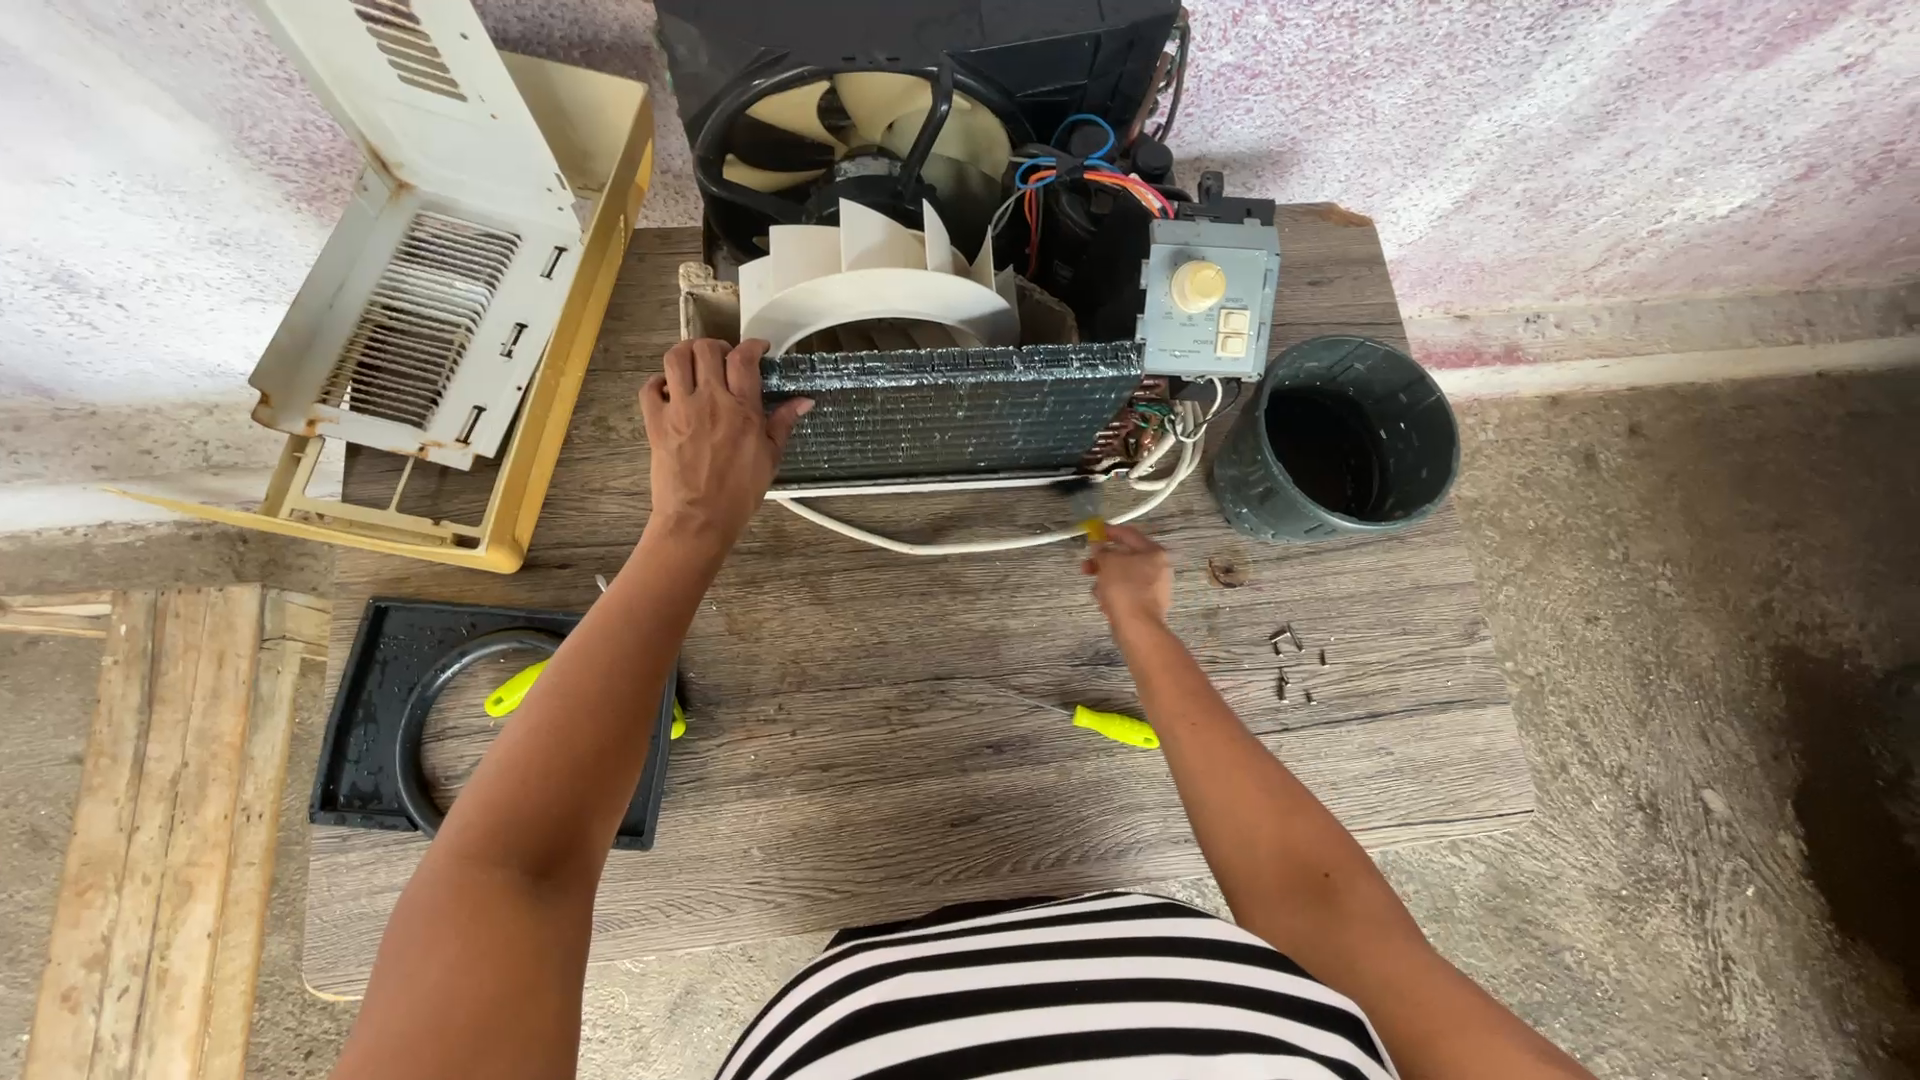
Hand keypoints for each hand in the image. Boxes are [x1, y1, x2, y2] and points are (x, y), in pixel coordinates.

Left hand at [639, 339, 811, 546]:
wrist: (699, 519)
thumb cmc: (738, 494)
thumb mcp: (770, 458)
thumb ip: (783, 423)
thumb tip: (804, 401)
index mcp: (742, 410)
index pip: (744, 358)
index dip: (752, 345)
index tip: (758, 348)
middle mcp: (710, 401)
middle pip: (707, 349)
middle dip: (716, 346)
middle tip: (723, 358)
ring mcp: (679, 409)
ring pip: (675, 358)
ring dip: (686, 353)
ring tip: (694, 363)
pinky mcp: (655, 422)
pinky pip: (649, 387)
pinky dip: (658, 382)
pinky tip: (669, 390)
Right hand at [1082, 524, 1172, 630]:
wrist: (1137, 626)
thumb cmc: (1125, 589)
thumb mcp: (1108, 562)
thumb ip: (1102, 550)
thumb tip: (1099, 546)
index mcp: (1154, 552)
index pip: (1129, 534)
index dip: (1109, 531)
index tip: (1094, 531)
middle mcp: (1158, 568)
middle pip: (1125, 557)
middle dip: (1103, 562)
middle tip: (1086, 566)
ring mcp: (1154, 588)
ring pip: (1123, 576)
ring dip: (1105, 580)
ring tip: (1097, 590)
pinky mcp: (1147, 605)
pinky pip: (1126, 592)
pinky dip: (1113, 594)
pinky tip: (1105, 603)